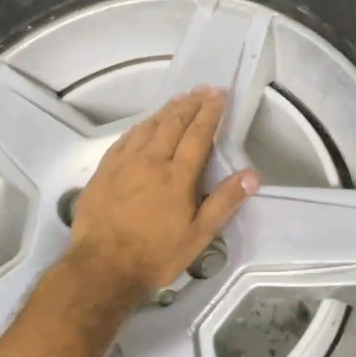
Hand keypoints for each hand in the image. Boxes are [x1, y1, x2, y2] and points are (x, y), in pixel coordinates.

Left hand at [64, 87, 259, 302]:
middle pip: (173, 123)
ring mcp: (124, 163)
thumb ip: (224, 202)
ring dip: (166, 110)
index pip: (198, 134)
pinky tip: (144, 124)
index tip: (219, 95)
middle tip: (202, 89)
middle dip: (190, 104)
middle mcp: (151, 161)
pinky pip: (125, 139)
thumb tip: (252, 175)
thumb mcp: (198, 236)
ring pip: (148, 127)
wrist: (102, 267)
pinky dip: (140, 126)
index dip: (210, 112)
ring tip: (179, 99)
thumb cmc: (155, 255)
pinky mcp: (104, 171)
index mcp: (177, 176)